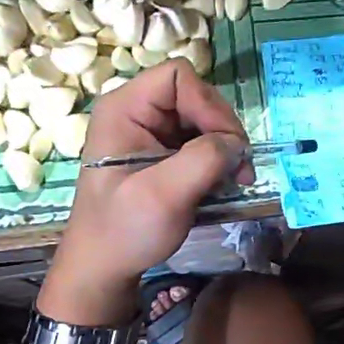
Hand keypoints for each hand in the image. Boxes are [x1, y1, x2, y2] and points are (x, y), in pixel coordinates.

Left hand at [40, 61, 252, 324]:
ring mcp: (150, 131)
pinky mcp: (162, 151)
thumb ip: (202, 160)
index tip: (225, 145)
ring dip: (225, 146)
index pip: (178, 76)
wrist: (104, 267)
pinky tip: (223, 182)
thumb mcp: (162, 196)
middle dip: (223, 128)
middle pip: (196, 95)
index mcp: (124, 109)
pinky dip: (218, 158)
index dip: (208, 104)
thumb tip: (236, 143)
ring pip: (204, 117)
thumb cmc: (123, 231)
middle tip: (238, 169)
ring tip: (235, 179)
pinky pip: (201, 139)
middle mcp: (136, 111)